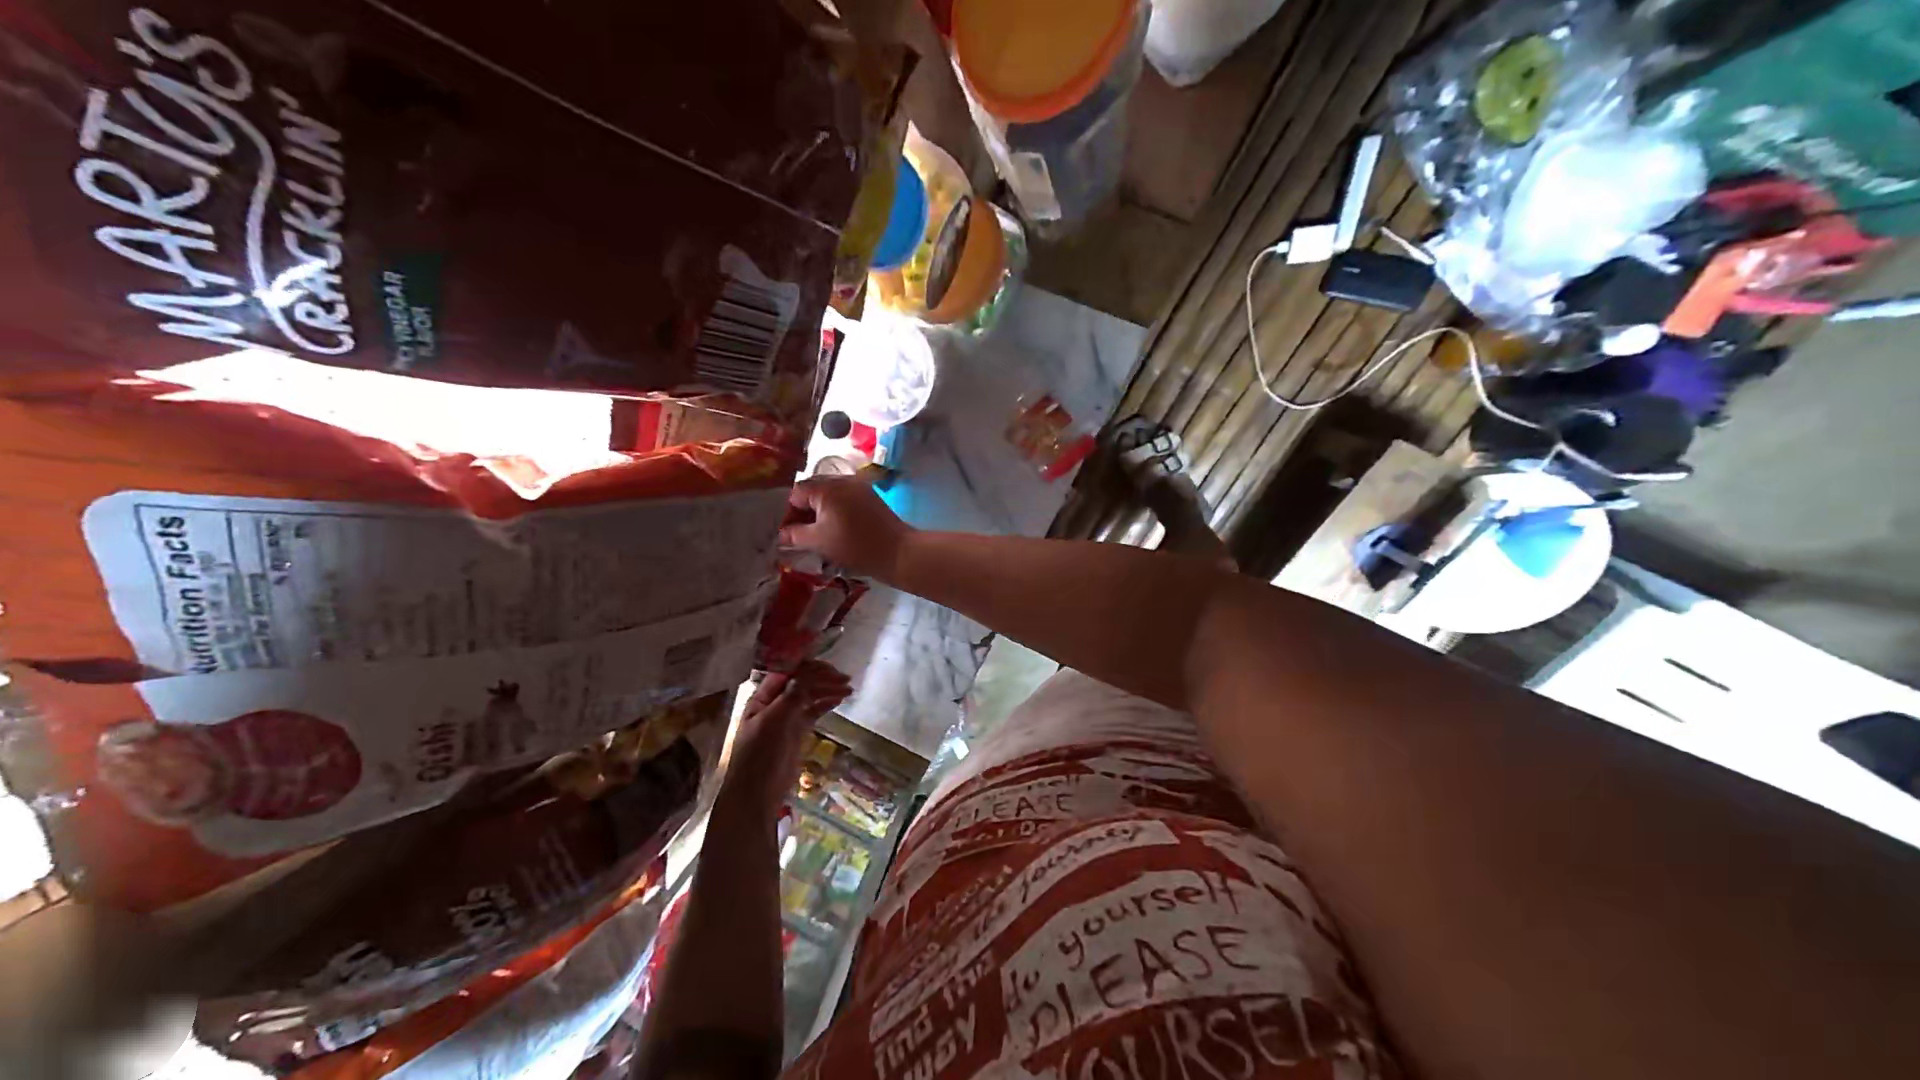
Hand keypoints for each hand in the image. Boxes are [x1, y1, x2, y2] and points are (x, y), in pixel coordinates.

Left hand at [715, 660, 851, 825]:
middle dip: (822, 677)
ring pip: (809, 695)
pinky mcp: (797, 730)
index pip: (788, 673)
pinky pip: (813, 710)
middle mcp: (775, 703)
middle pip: (801, 681)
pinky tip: (839, 699)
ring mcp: (786, 717)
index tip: (831, 669)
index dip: (808, 668)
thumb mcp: (773, 723)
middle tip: (844, 679)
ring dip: (827, 689)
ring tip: (848, 689)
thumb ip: (790, 698)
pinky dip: (826, 703)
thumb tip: (808, 674)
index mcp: (762, 697)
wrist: (757, 793)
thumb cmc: (759, 756)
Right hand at [781, 476, 912, 580]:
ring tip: (821, 533)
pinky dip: (837, 511)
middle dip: (805, 510)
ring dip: (821, 511)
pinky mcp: (870, 496)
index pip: (797, 492)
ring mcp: (859, 486)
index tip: (790, 532)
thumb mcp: (818, 542)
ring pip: (830, 495)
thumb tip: (781, 534)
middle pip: (814, 490)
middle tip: (803, 533)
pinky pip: (845, 499)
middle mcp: (842, 479)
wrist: (897, 551)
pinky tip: (838, 529)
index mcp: (826, 487)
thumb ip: (794, 535)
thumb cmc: (854, 546)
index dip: (790, 512)